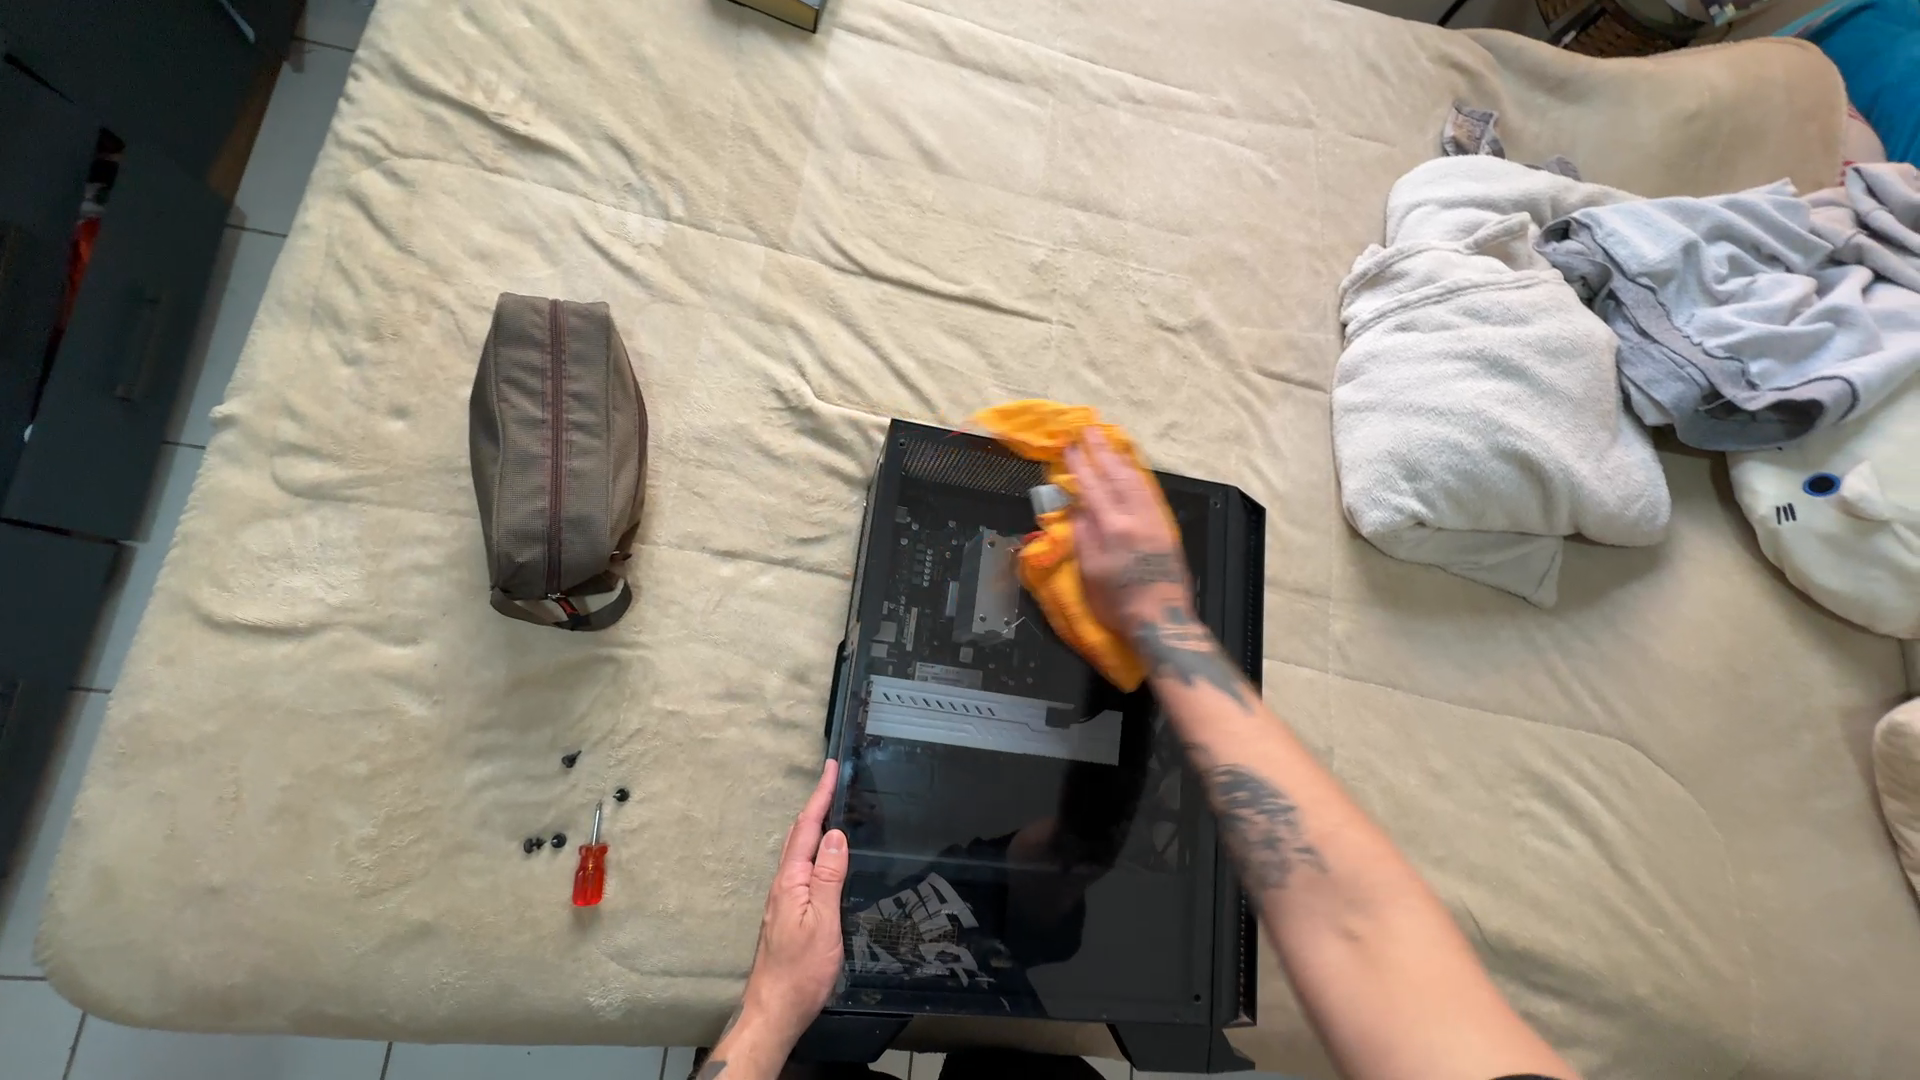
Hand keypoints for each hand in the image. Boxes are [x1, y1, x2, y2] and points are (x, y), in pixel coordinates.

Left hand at [737, 759, 848, 1048]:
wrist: (774, 1011)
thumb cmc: (801, 971)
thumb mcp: (824, 922)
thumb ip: (829, 877)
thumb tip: (836, 834)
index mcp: (792, 880)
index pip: (809, 828)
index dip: (821, 796)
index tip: (831, 767)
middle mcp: (784, 883)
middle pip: (800, 833)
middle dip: (816, 803)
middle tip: (833, 779)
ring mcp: (784, 898)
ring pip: (799, 850)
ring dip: (814, 824)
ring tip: (830, 806)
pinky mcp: (788, 911)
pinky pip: (802, 866)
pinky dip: (813, 847)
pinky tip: (823, 853)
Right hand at [1064, 429, 1195, 638]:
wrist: (1161, 621)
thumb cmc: (1118, 604)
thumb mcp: (1090, 573)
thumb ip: (1083, 536)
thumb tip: (1076, 508)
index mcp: (1112, 528)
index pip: (1092, 487)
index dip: (1079, 464)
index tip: (1069, 445)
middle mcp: (1136, 518)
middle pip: (1116, 475)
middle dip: (1102, 451)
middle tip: (1090, 429)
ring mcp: (1155, 521)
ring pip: (1137, 480)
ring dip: (1122, 459)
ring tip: (1111, 442)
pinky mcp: (1167, 529)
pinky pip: (1151, 493)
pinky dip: (1139, 476)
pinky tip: (1134, 469)